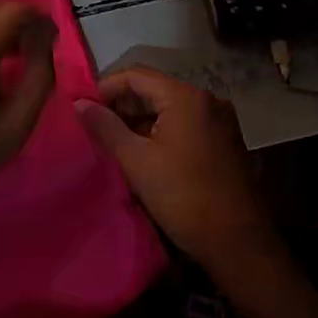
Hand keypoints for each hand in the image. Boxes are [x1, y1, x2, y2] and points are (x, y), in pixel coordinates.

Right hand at [74, 68, 277, 269]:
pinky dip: (160, 132)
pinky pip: (184, 124)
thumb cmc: (182, 196)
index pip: (136, 75)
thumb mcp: (136, 161)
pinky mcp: (224, 141)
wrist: (237, 242)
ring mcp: (219, 120)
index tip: (83, 110)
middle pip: (154, 89)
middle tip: (96, 129)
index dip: (105, 88)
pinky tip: (143, 155)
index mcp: (186, 97)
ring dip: (140, 121)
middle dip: (122, 106)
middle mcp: (207, 100)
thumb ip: (106, 127)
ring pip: (168, 109)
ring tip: (114, 144)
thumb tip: (80, 104)